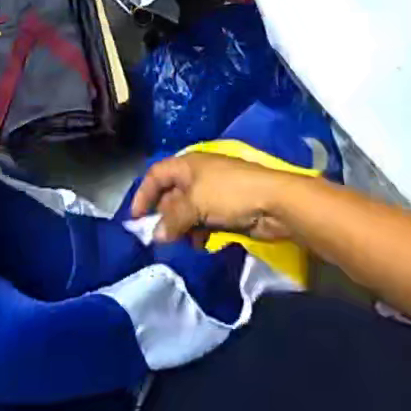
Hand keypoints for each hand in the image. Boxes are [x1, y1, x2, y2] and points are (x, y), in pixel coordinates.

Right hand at [130, 152, 304, 243]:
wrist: (275, 202)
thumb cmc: (229, 194)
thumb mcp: (195, 204)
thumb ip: (172, 219)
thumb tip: (155, 235)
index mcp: (186, 164)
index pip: (156, 175)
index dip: (143, 194)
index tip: (135, 219)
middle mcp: (196, 175)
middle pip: (170, 194)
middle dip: (163, 215)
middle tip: (159, 238)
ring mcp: (212, 192)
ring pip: (187, 210)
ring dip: (181, 227)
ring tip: (180, 244)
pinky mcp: (226, 210)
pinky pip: (203, 220)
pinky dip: (197, 232)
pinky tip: (199, 246)